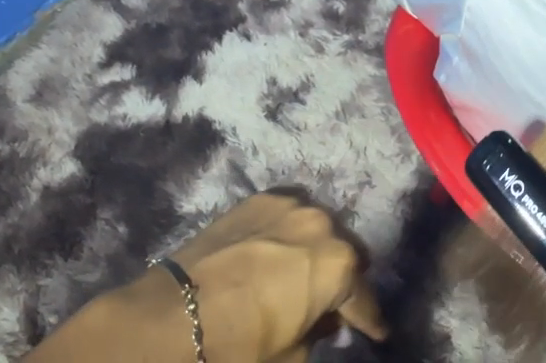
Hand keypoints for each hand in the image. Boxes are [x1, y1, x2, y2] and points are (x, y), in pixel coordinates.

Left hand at [24, 193, 385, 362]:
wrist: (170, 317)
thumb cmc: (238, 348)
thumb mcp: (291, 357)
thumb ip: (317, 334)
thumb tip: (322, 320)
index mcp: (339, 264)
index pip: (364, 298)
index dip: (369, 320)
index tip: (375, 332)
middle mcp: (323, 224)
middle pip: (346, 253)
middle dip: (342, 279)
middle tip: (330, 304)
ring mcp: (291, 204)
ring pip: (318, 227)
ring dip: (316, 250)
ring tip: (300, 273)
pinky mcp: (260, 198)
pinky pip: (288, 213)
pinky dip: (288, 231)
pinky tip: (275, 250)